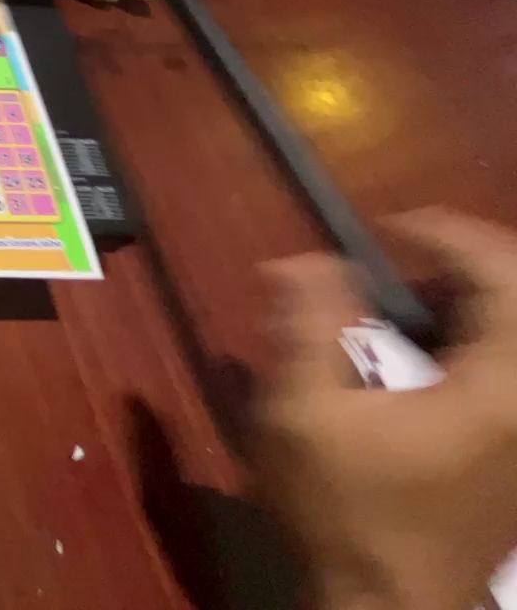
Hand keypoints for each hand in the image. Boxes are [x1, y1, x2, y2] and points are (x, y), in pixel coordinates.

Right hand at [256, 209, 516, 609]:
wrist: (386, 588)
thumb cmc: (341, 498)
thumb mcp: (301, 411)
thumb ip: (305, 330)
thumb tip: (302, 259)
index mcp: (499, 392)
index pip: (508, 287)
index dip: (456, 240)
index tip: (388, 225)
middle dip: (473, 260)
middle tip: (399, 246)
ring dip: (474, 294)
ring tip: (403, 280)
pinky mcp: (514, 442)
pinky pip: (509, 361)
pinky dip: (474, 328)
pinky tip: (419, 334)